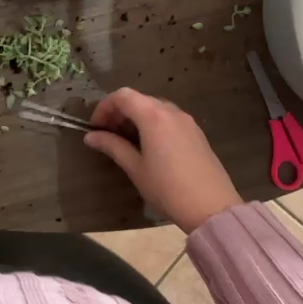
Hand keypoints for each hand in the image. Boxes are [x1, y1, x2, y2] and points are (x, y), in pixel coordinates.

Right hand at [83, 88, 241, 232]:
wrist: (211, 207)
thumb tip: (91, 136)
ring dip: (136, 117)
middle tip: (107, 134)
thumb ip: (112, 146)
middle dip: (119, 112)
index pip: (123, 96)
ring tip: (126, 141)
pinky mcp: (196, 133)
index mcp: (153, 116)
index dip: (104, 107)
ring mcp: (187, 121)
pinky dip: (153, 124)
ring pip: (155, 108)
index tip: (95, 128)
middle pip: (139, 99)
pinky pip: (169, 119)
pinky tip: (149, 147)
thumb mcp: (135, 168)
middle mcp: (171, 111)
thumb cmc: (167, 188)